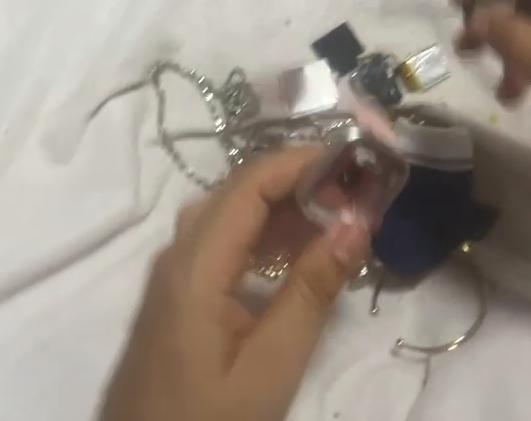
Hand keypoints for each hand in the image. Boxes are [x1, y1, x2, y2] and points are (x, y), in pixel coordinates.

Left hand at [100, 144, 372, 420]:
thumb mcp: (269, 369)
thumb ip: (311, 294)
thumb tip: (356, 223)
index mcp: (195, 263)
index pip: (249, 183)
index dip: (300, 161)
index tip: (352, 161)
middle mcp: (178, 252)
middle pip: (239, 192)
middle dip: (298, 181)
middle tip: (356, 192)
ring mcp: (174, 272)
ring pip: (231, 214)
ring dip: (284, 207)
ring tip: (339, 217)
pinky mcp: (178, 293)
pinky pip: (224, 241)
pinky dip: (265, 235)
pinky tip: (298, 252)